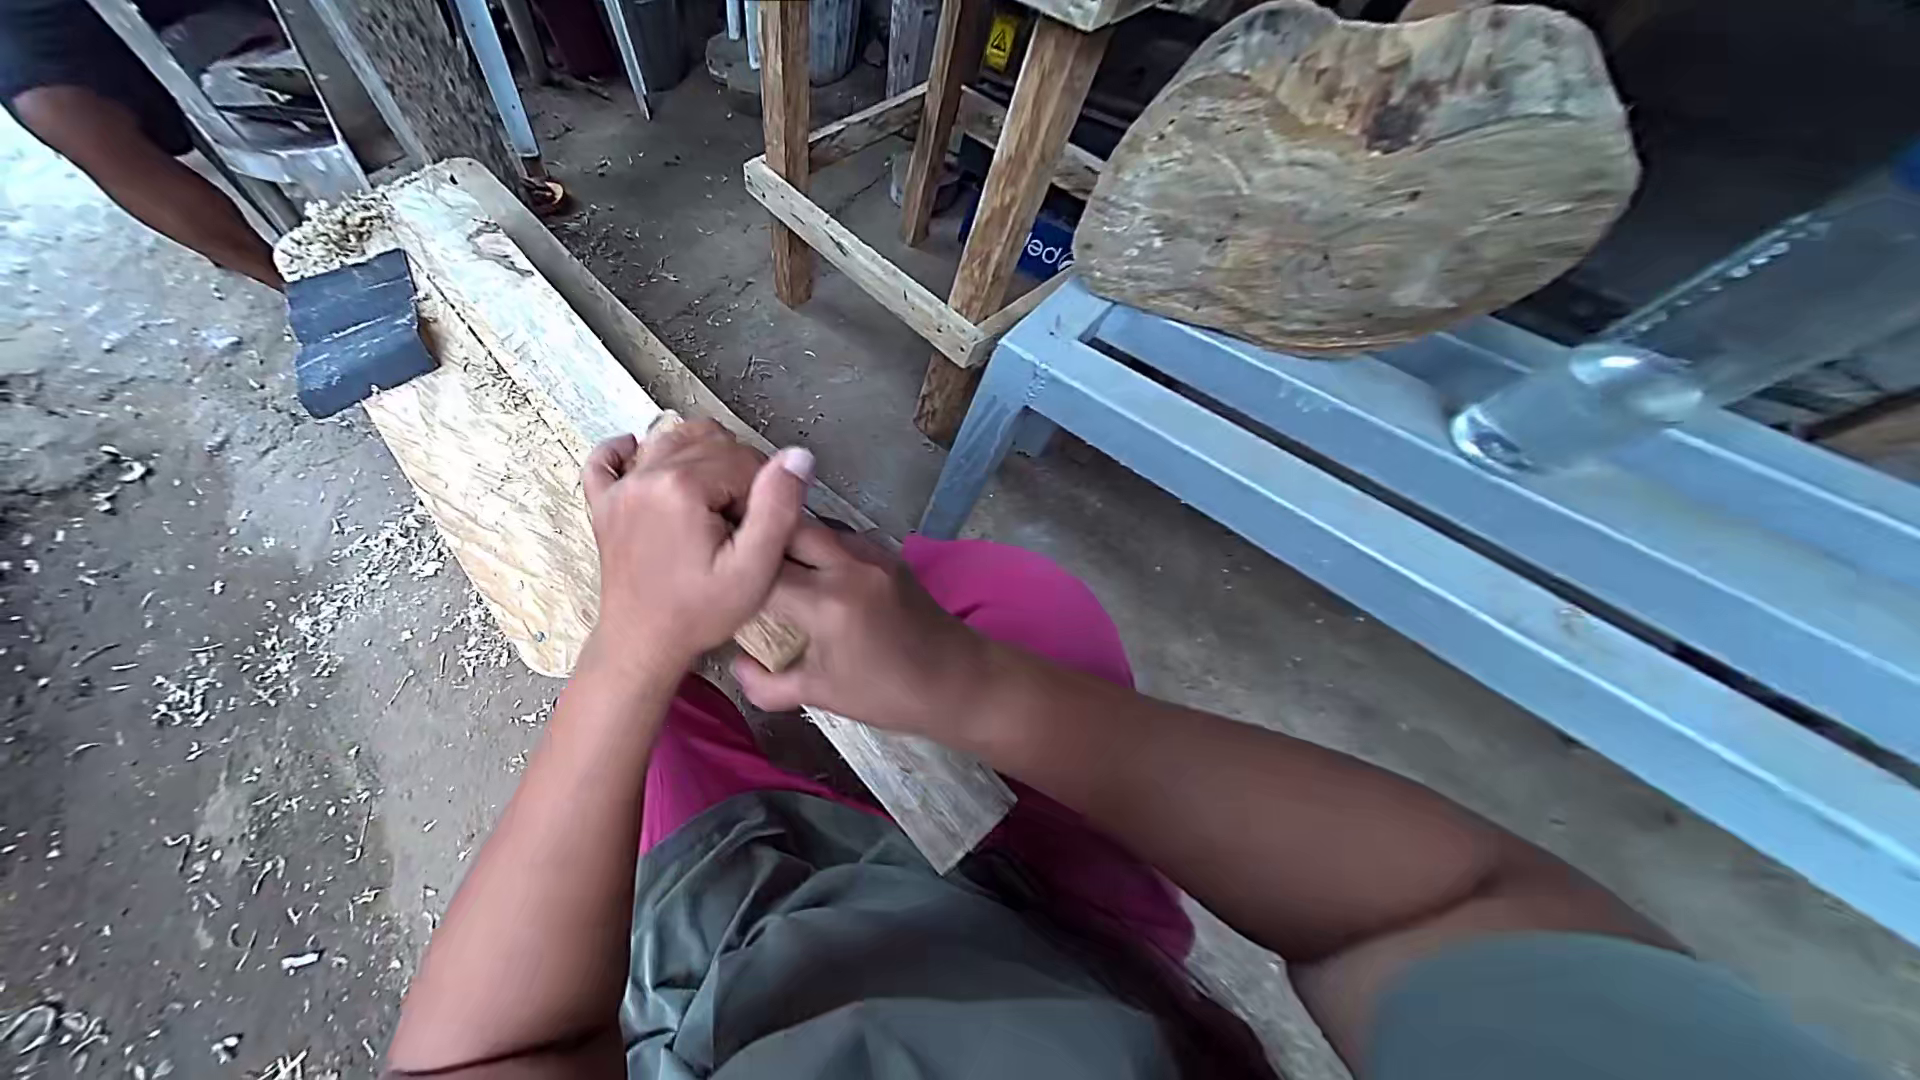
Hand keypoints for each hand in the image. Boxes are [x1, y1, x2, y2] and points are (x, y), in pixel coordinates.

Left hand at [582, 419, 811, 674]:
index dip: (764, 492)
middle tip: (741, 523)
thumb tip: (797, 456)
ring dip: (704, 458)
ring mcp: (620, 487)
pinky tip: (645, 459)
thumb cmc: (698, 612)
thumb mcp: (755, 568)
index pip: (745, 458)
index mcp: (682, 487)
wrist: (643, 644)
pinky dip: (627, 450)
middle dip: (739, 476)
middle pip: (714, 444)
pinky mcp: (605, 503)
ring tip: (716, 503)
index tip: (757, 528)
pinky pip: (607, 457)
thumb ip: (779, 507)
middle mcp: (646, 476)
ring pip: (674, 438)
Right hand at [730, 525, 993, 742]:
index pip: (760, 572)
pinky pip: (840, 535)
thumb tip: (736, 662)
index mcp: (828, 603)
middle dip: (755, 537)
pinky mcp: (888, 554)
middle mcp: (849, 566)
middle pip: (785, 528)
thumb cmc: (888, 694)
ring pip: (814, 524)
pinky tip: (804, 565)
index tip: (716, 583)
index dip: (732, 576)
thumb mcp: (820, 695)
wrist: (958, 679)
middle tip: (732, 554)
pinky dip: (815, 543)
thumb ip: (767, 682)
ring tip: (762, 556)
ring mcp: (873, 554)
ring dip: (785, 536)